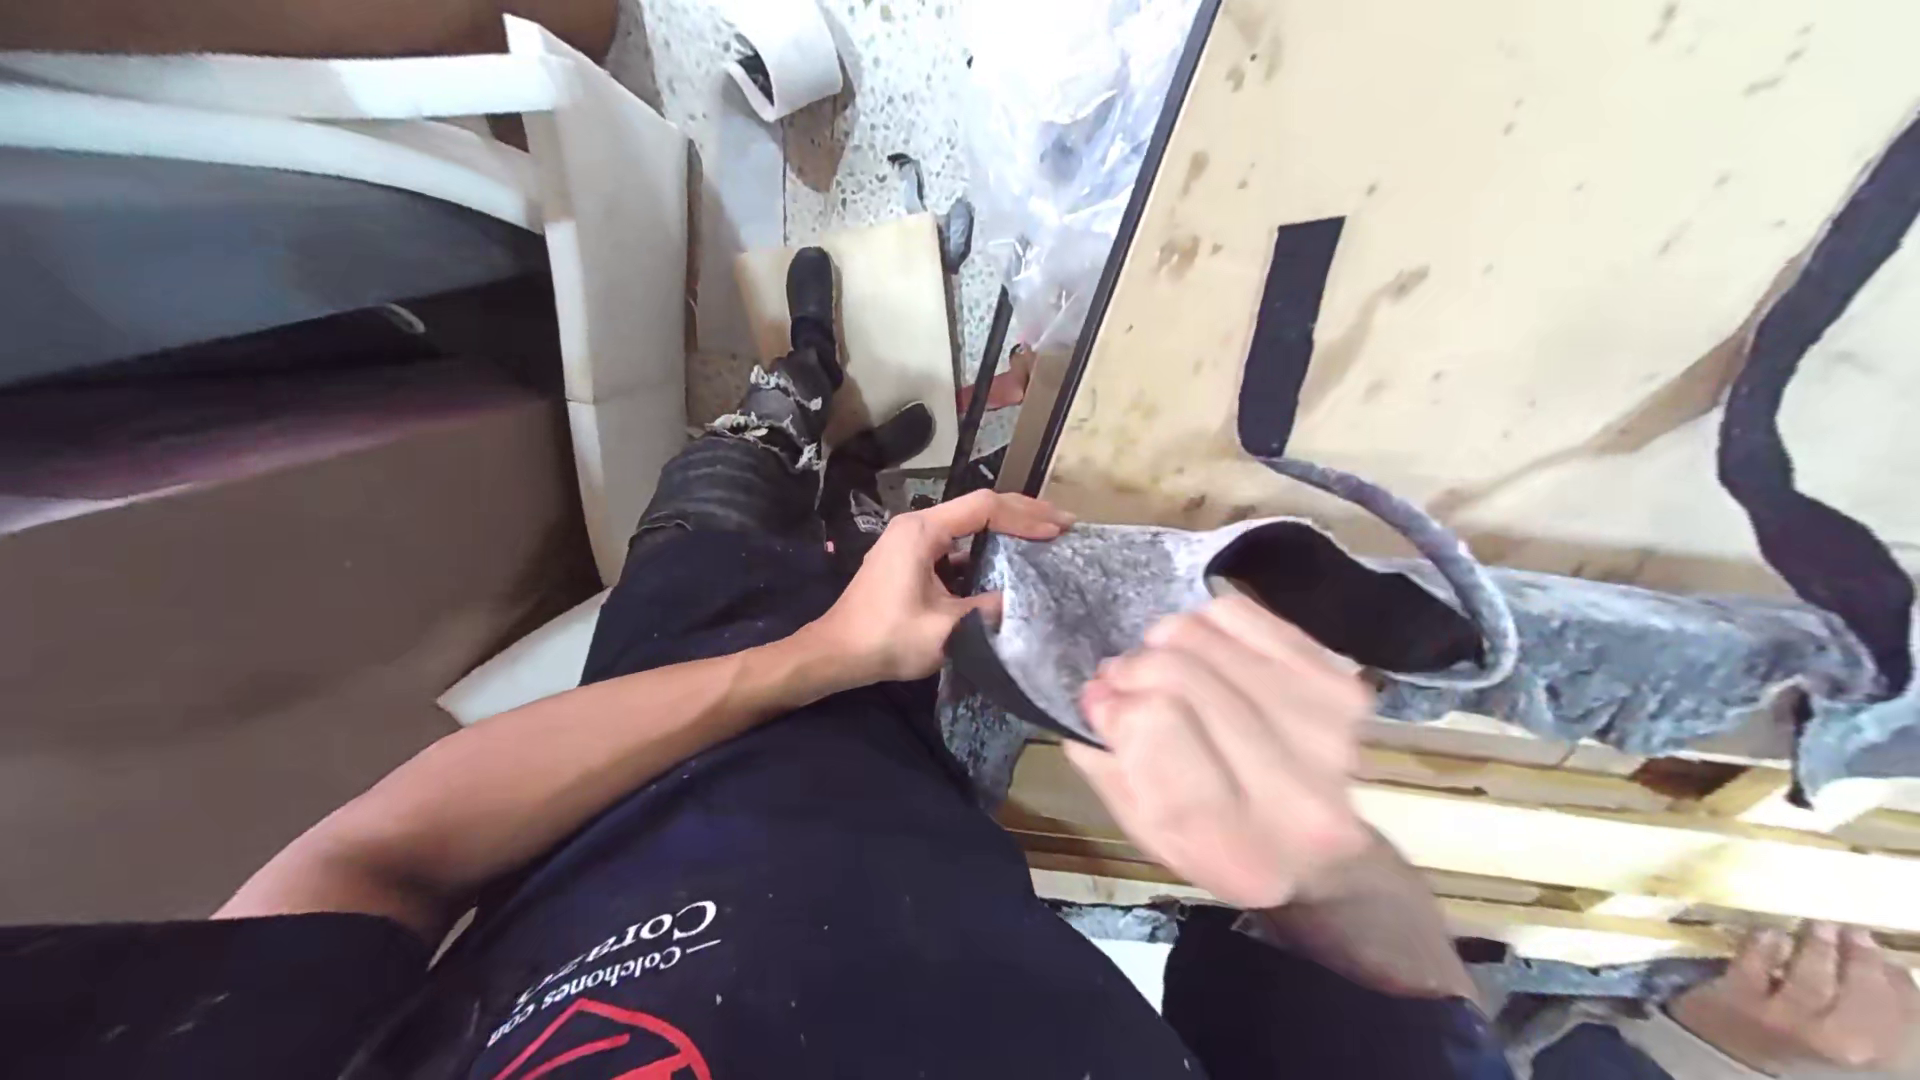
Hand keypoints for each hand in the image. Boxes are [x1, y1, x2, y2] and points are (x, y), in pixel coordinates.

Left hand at [807, 490, 1072, 683]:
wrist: (837, 652)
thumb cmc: (887, 638)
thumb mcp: (946, 629)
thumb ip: (989, 609)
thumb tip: (1024, 600)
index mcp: (922, 531)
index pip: (984, 508)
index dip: (1025, 516)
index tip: (1058, 530)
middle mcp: (916, 525)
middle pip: (977, 507)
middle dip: (1022, 513)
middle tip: (1062, 523)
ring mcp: (911, 540)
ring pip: (967, 524)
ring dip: (1004, 528)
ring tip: (1043, 536)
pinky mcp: (910, 557)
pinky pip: (954, 543)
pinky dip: (983, 548)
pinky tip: (1006, 561)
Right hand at [1064, 596, 1371, 908]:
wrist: (1328, 853)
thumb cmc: (1223, 843)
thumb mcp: (1152, 834)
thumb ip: (1113, 768)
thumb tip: (1096, 697)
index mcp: (1237, 848)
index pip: (1156, 725)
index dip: (1115, 704)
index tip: (1100, 705)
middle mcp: (1294, 789)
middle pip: (1180, 676)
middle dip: (1132, 670)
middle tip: (1119, 678)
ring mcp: (1326, 728)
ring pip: (1206, 637)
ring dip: (1162, 644)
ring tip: (1159, 664)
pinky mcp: (1338, 682)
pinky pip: (1240, 614)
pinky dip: (1204, 621)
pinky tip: (1203, 650)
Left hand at [1670, 922, 1919, 1071]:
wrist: (1726, 1049)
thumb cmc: (1792, 1034)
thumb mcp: (1843, 1032)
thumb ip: (1867, 1006)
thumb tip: (1891, 967)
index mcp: (1870, 1053)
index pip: (1902, 1018)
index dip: (1899, 984)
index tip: (1891, 957)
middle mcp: (1836, 1042)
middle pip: (1860, 998)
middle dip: (1861, 961)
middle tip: (1854, 930)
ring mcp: (1783, 1019)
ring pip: (1810, 981)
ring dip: (1816, 949)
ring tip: (1819, 925)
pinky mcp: (1737, 998)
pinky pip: (1754, 967)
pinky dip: (1764, 946)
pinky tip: (1771, 932)